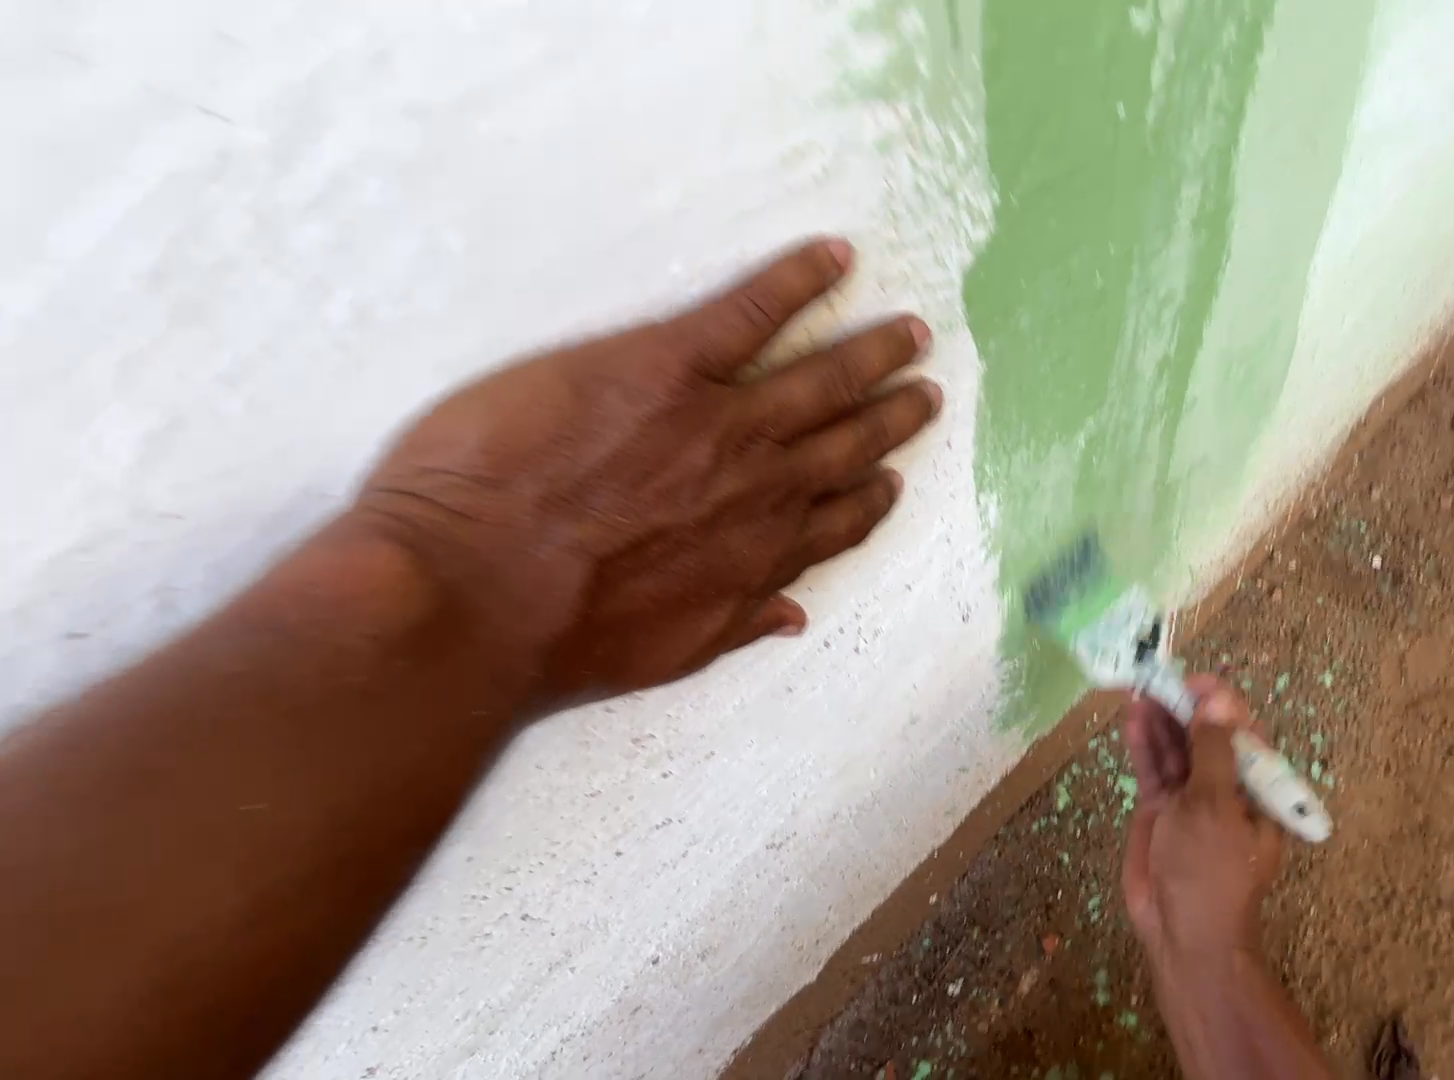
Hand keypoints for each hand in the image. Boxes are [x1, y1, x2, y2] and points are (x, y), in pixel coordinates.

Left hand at [354, 238, 940, 709]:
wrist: (475, 596)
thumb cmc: (562, 635)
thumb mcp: (667, 651)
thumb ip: (736, 625)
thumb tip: (793, 616)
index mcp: (759, 552)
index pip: (839, 518)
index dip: (873, 497)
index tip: (893, 479)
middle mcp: (763, 487)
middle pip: (849, 441)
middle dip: (895, 414)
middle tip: (928, 389)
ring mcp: (723, 421)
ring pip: (823, 378)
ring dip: (873, 353)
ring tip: (910, 333)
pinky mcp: (667, 365)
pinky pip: (750, 312)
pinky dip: (798, 281)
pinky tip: (834, 257)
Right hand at [1121, 677, 1286, 975]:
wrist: (1182, 933)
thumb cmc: (1211, 871)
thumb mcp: (1215, 806)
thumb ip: (1212, 750)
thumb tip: (1217, 700)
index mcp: (1256, 788)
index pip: (1242, 732)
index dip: (1220, 702)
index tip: (1193, 680)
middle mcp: (1225, 787)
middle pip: (1205, 735)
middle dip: (1184, 706)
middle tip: (1157, 678)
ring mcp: (1190, 798)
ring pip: (1176, 748)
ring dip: (1161, 719)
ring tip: (1139, 689)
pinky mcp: (1161, 809)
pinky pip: (1153, 768)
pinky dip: (1143, 744)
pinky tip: (1132, 719)